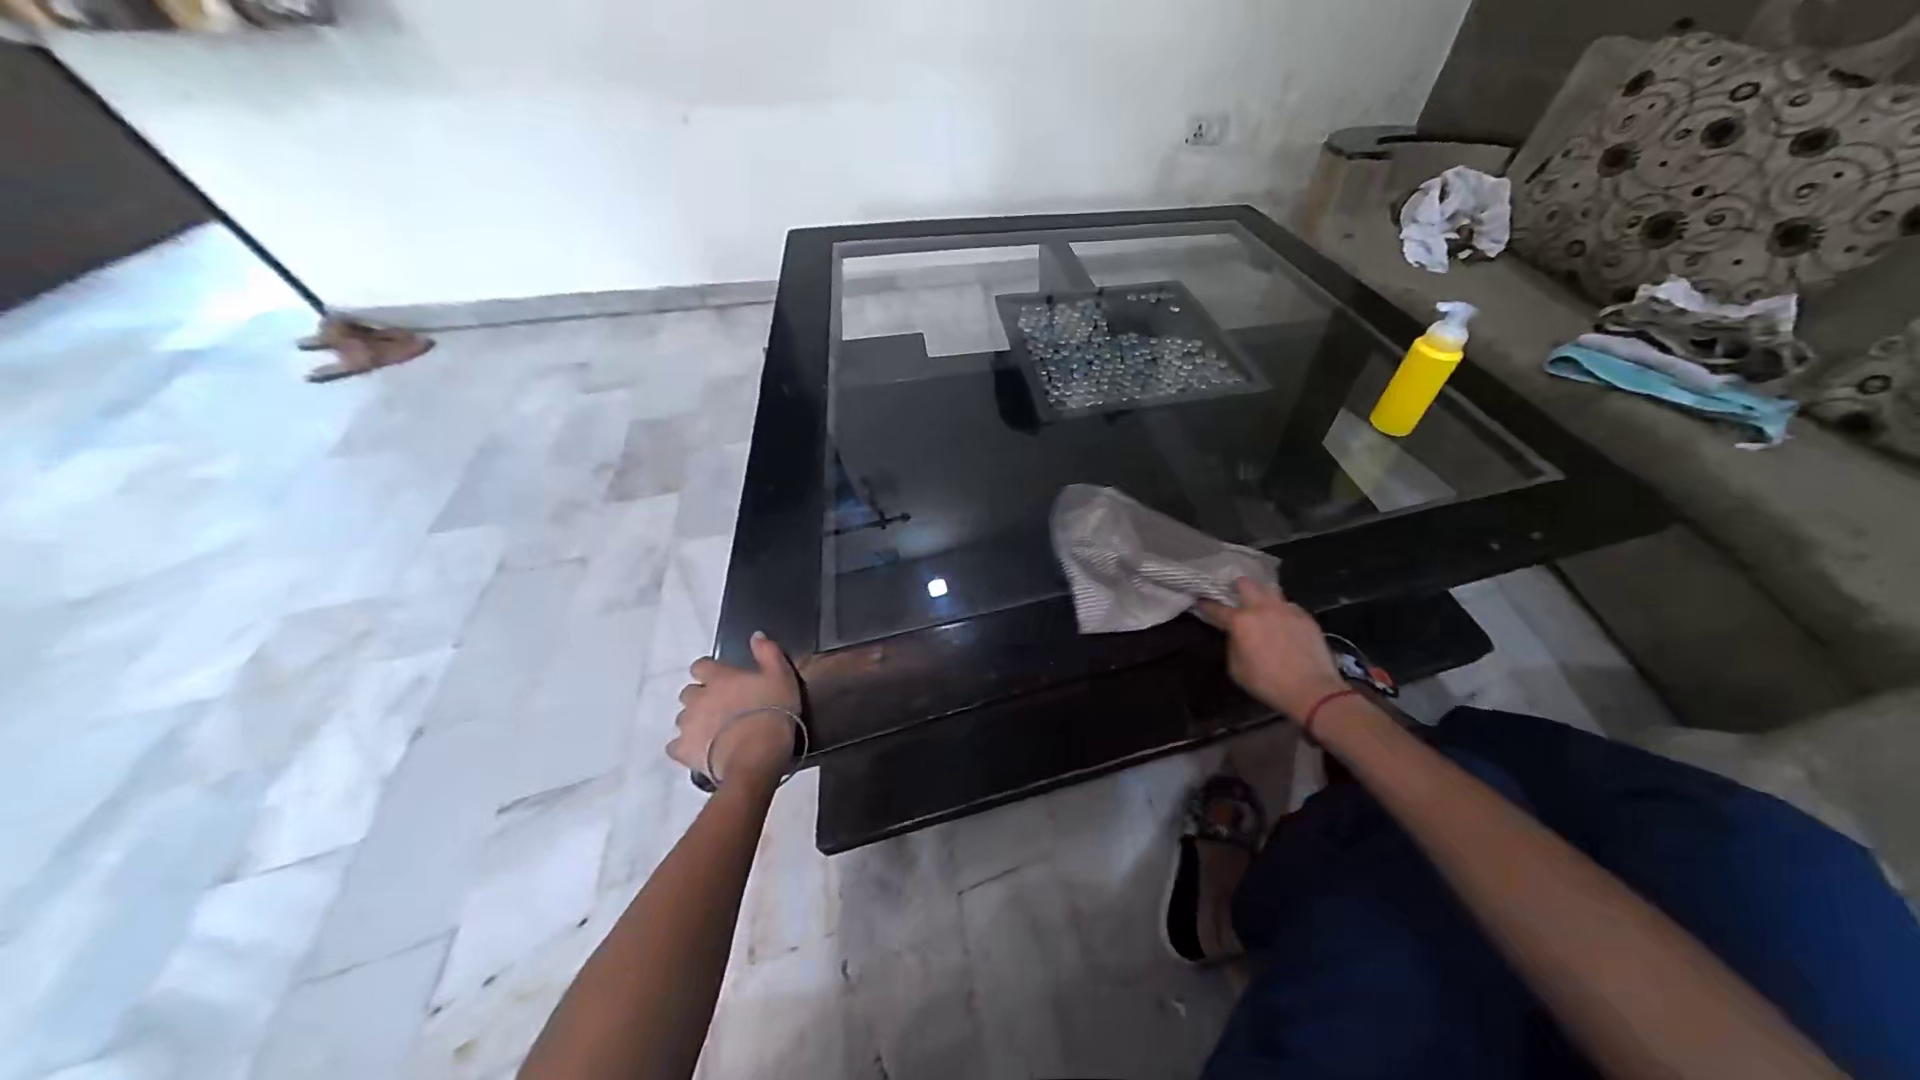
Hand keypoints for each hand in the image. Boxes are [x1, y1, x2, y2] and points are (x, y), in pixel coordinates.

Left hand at [669, 632, 801, 785]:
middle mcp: (697, 697)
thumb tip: (756, 635)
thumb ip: (768, 652)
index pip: (701, 666)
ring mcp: (687, 724)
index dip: (708, 672)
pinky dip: (684, 747)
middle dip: (700, 698)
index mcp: (719, 677)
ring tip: (714, 732)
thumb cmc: (773, 711)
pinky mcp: (683, 750)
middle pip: (689, 693)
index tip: (721, 680)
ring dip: (694, 722)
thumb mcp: (782, 676)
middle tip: (720, 708)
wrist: (756, 755)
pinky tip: (699, 752)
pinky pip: (676, 747)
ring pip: (683, 718)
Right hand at [1195, 578, 1347, 719]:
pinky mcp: (1305, 616)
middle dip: (1237, 586)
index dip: (1206, 605)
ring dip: (1262, 593)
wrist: (1311, 689)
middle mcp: (1262, 608)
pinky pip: (1289, 604)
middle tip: (1235, 594)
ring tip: (1262, 605)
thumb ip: (1232, 645)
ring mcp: (1286, 610)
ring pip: (1271, 588)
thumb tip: (1236, 635)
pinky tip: (1283, 622)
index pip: (1217, 608)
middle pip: (1246, 583)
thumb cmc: (1267, 683)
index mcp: (1241, 621)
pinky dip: (1282, 609)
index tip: (1201, 603)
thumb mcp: (1236, 669)